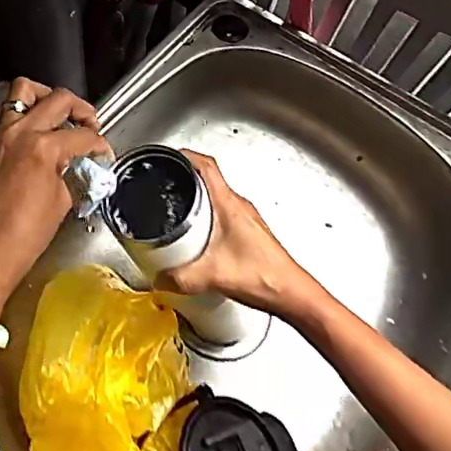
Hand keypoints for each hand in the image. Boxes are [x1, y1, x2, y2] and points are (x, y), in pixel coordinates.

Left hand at [0, 79, 110, 317]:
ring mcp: (1, 134)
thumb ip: (77, 173)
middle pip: (59, 99)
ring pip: (24, 90)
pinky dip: (26, 111)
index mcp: (42, 148)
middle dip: (82, 109)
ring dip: (47, 96)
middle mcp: (20, 132)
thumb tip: (85, 164)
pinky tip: (38, 131)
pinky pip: (8, 110)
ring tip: (61, 114)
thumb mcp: (62, 202)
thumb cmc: (23, 236)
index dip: (100, 144)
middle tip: (90, 125)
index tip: (104, 152)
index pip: (83, 135)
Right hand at [154, 150, 321, 319]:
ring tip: (180, 213)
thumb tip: (158, 278)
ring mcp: (247, 219)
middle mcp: (240, 206)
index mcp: (230, 205)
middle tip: (170, 186)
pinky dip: (209, 217)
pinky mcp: (249, 233)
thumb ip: (179, 278)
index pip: (207, 166)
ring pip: (218, 197)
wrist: (291, 294)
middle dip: (187, 179)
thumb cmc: (265, 276)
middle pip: (210, 179)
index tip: (172, 156)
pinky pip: (225, 214)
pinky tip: (201, 239)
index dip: (187, 156)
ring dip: (199, 199)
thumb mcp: (211, 276)